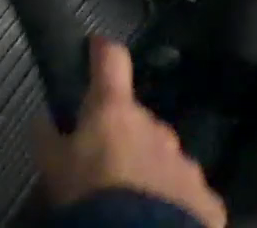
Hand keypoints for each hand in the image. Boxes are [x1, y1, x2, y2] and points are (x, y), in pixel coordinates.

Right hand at [36, 37, 226, 227]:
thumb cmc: (88, 192)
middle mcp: (155, 127)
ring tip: (132, 193)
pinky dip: (172, 196)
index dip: (102, 50)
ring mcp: (186, 164)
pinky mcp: (208, 200)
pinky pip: (185, 189)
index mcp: (114, 110)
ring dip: (149, 164)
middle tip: (105, 157)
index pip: (111, 61)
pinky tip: (157, 213)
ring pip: (163, 154)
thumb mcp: (50, 161)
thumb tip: (48, 120)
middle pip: (137, 118)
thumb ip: (47, 133)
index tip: (97, 45)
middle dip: (124, 131)